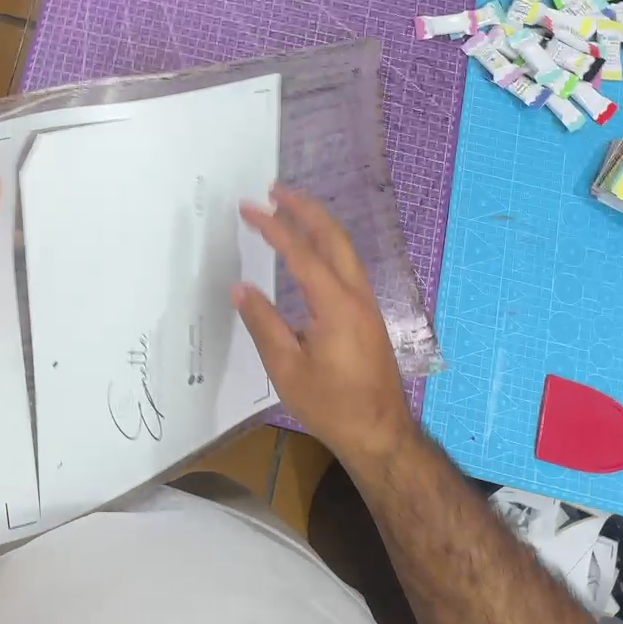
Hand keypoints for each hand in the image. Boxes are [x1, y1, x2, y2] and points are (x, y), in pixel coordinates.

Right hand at [234, 186, 412, 464]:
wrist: (381, 434)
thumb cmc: (331, 405)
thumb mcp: (286, 367)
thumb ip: (263, 323)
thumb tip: (241, 288)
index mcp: (335, 304)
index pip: (300, 252)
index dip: (272, 226)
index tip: (248, 208)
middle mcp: (356, 295)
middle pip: (333, 237)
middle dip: (305, 208)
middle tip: (275, 189)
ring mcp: (366, 305)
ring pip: (345, 250)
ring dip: (318, 224)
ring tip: (291, 210)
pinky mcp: (368, 316)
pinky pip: (347, 266)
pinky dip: (327, 246)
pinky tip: (312, 252)